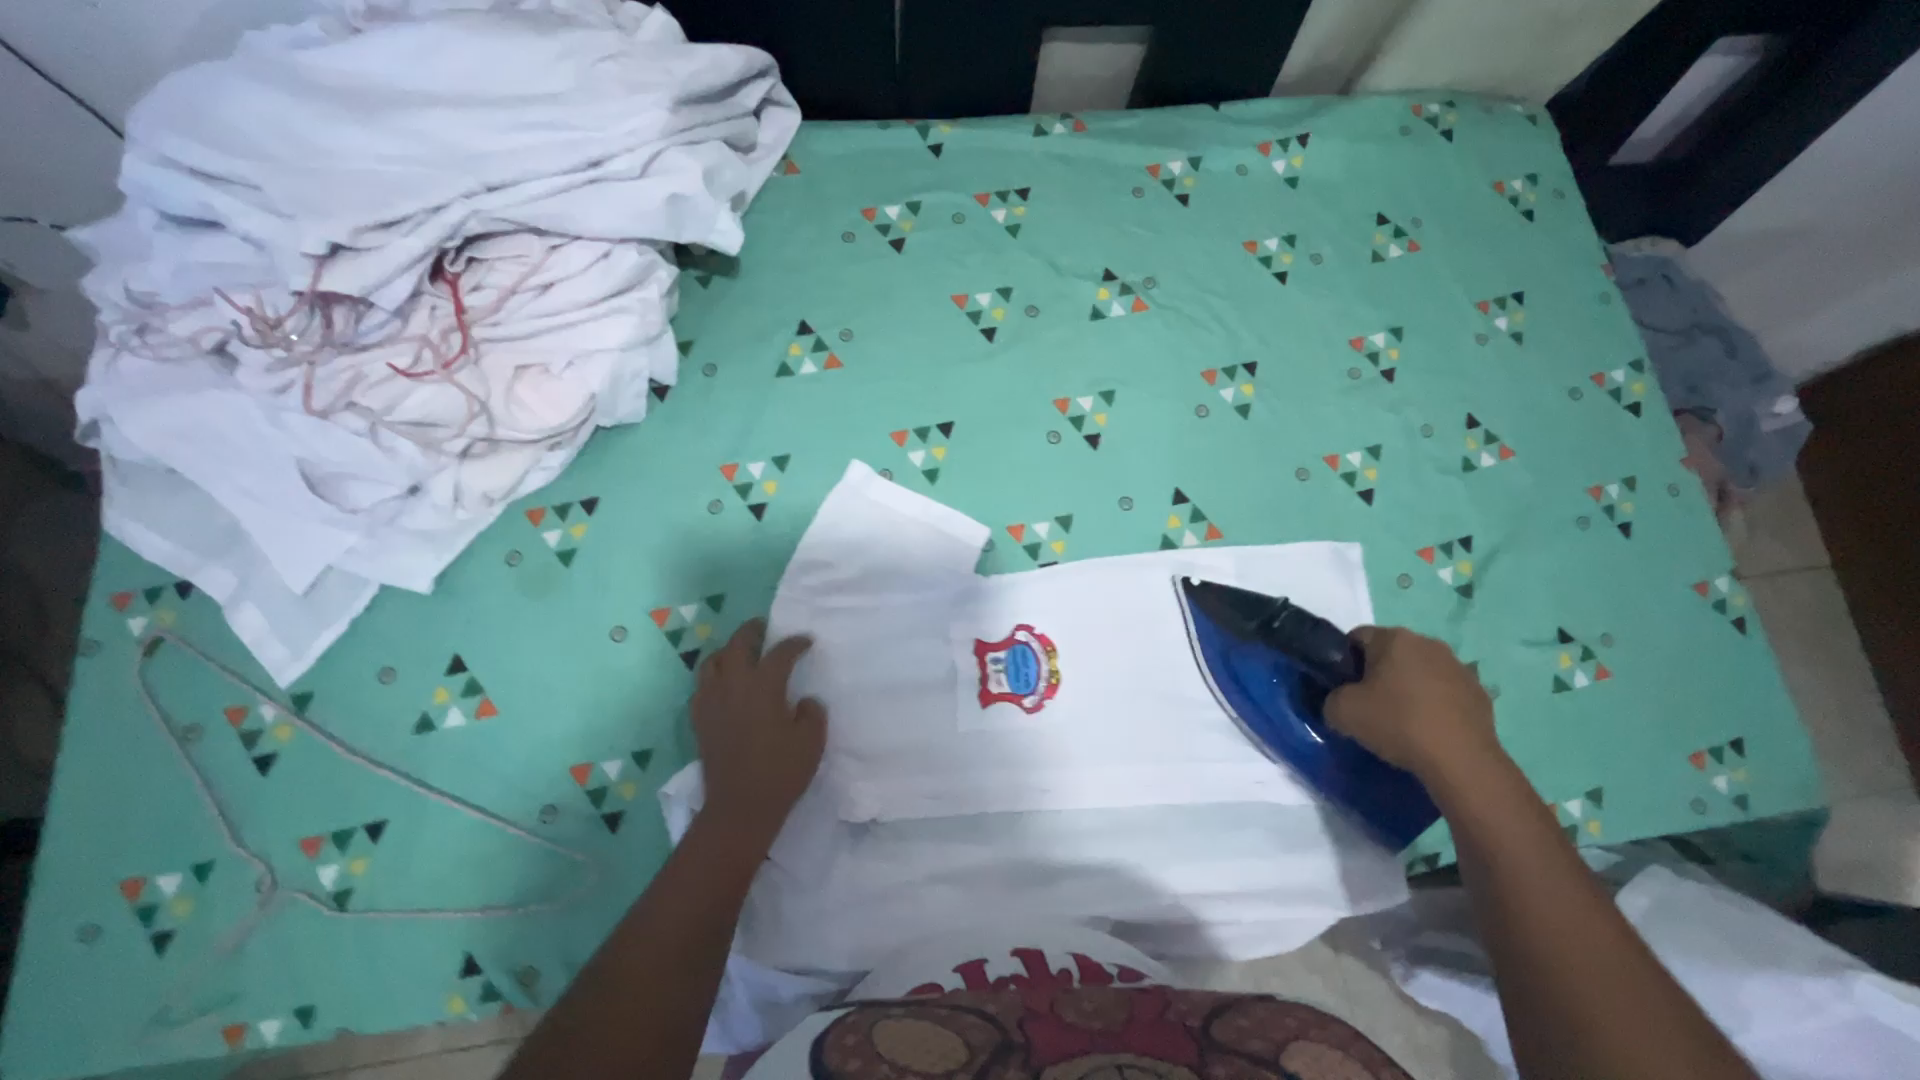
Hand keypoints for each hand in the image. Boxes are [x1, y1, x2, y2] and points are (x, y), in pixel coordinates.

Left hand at [690, 618, 826, 845]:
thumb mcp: (812, 741)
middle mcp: (733, 686)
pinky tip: (724, 686)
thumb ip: (812, 713)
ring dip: (728, 650)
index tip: (806, 641)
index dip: (795, 643)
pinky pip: (702, 686)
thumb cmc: (781, 773)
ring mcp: (711, 701)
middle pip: (737, 644)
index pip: (780, 653)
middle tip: (764, 626)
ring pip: (712, 661)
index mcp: (763, 686)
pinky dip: (713, 677)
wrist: (740, 807)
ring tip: (740, 653)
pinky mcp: (699, 719)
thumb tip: (803, 701)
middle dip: (752, 631)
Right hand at [1324, 626, 1502, 783]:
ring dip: (1410, 687)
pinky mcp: (1480, 692)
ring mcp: (1459, 666)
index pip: (1357, 637)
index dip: (1344, 662)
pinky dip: (1436, 704)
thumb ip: (1332, 698)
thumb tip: (1341, 701)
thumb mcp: (1342, 712)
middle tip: (1370, 706)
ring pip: (1421, 671)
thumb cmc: (1397, 724)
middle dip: (1379, 674)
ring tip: (1404, 721)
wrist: (1460, 759)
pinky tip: (1431, 729)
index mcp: (1394, 638)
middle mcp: (1428, 643)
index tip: (1343, 689)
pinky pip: (1447, 692)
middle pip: (1392, 653)